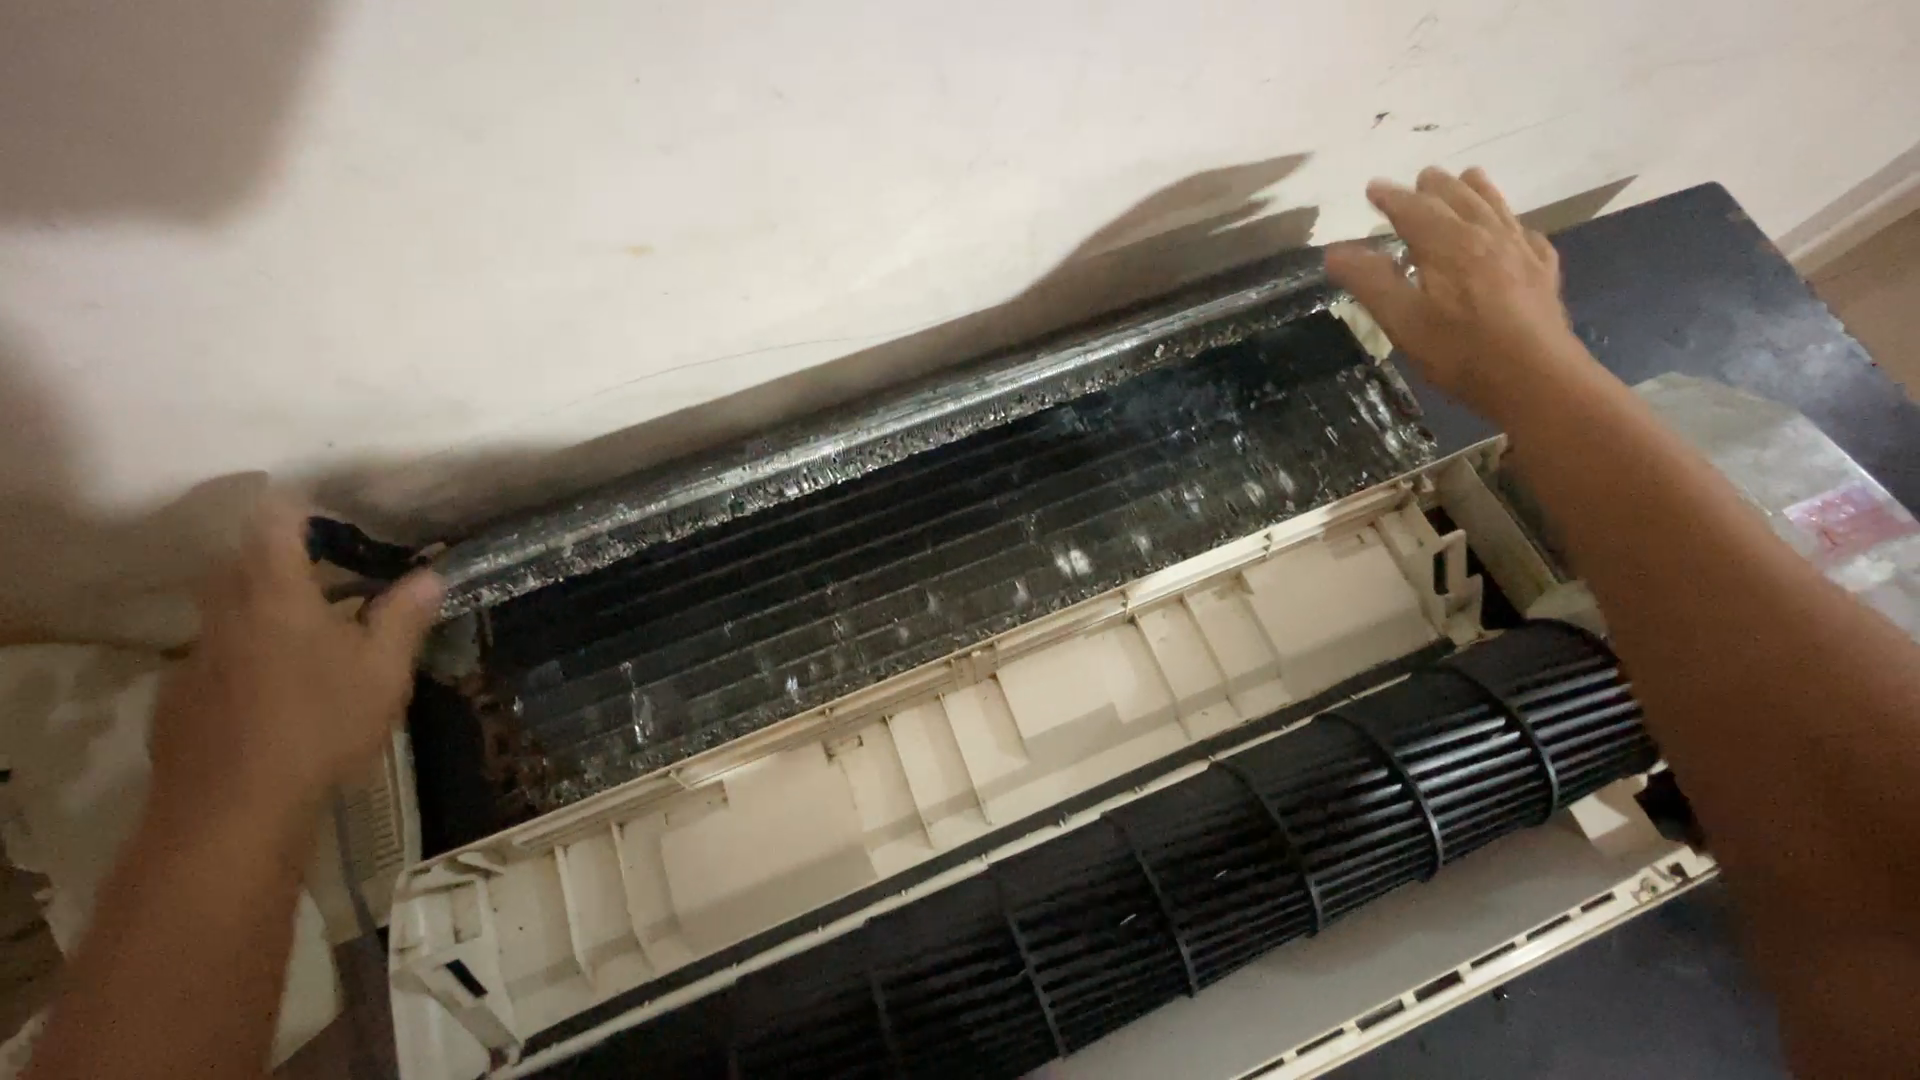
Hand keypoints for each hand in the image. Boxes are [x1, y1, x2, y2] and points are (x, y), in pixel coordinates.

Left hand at [146, 495, 442, 827]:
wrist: (232, 808)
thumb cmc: (320, 724)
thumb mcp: (383, 670)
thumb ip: (404, 617)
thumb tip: (431, 573)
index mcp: (277, 598)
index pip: (273, 526)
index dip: (292, 505)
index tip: (320, 500)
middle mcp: (226, 616)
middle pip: (237, 563)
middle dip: (274, 551)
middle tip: (323, 559)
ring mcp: (196, 657)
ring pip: (224, 609)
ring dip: (261, 601)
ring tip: (310, 622)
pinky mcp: (181, 697)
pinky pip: (215, 652)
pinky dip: (246, 647)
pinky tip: (278, 683)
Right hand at [1326, 167, 1593, 420]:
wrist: (1535, 378)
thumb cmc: (1460, 352)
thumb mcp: (1402, 321)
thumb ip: (1370, 282)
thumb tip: (1335, 251)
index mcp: (1450, 245)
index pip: (1415, 210)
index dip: (1392, 198)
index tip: (1373, 189)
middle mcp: (1488, 236)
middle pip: (1459, 199)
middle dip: (1435, 187)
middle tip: (1420, 178)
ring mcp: (1521, 252)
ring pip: (1496, 208)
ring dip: (1477, 191)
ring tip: (1468, 177)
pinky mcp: (1542, 273)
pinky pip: (1526, 235)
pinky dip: (1511, 224)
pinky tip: (1513, 232)